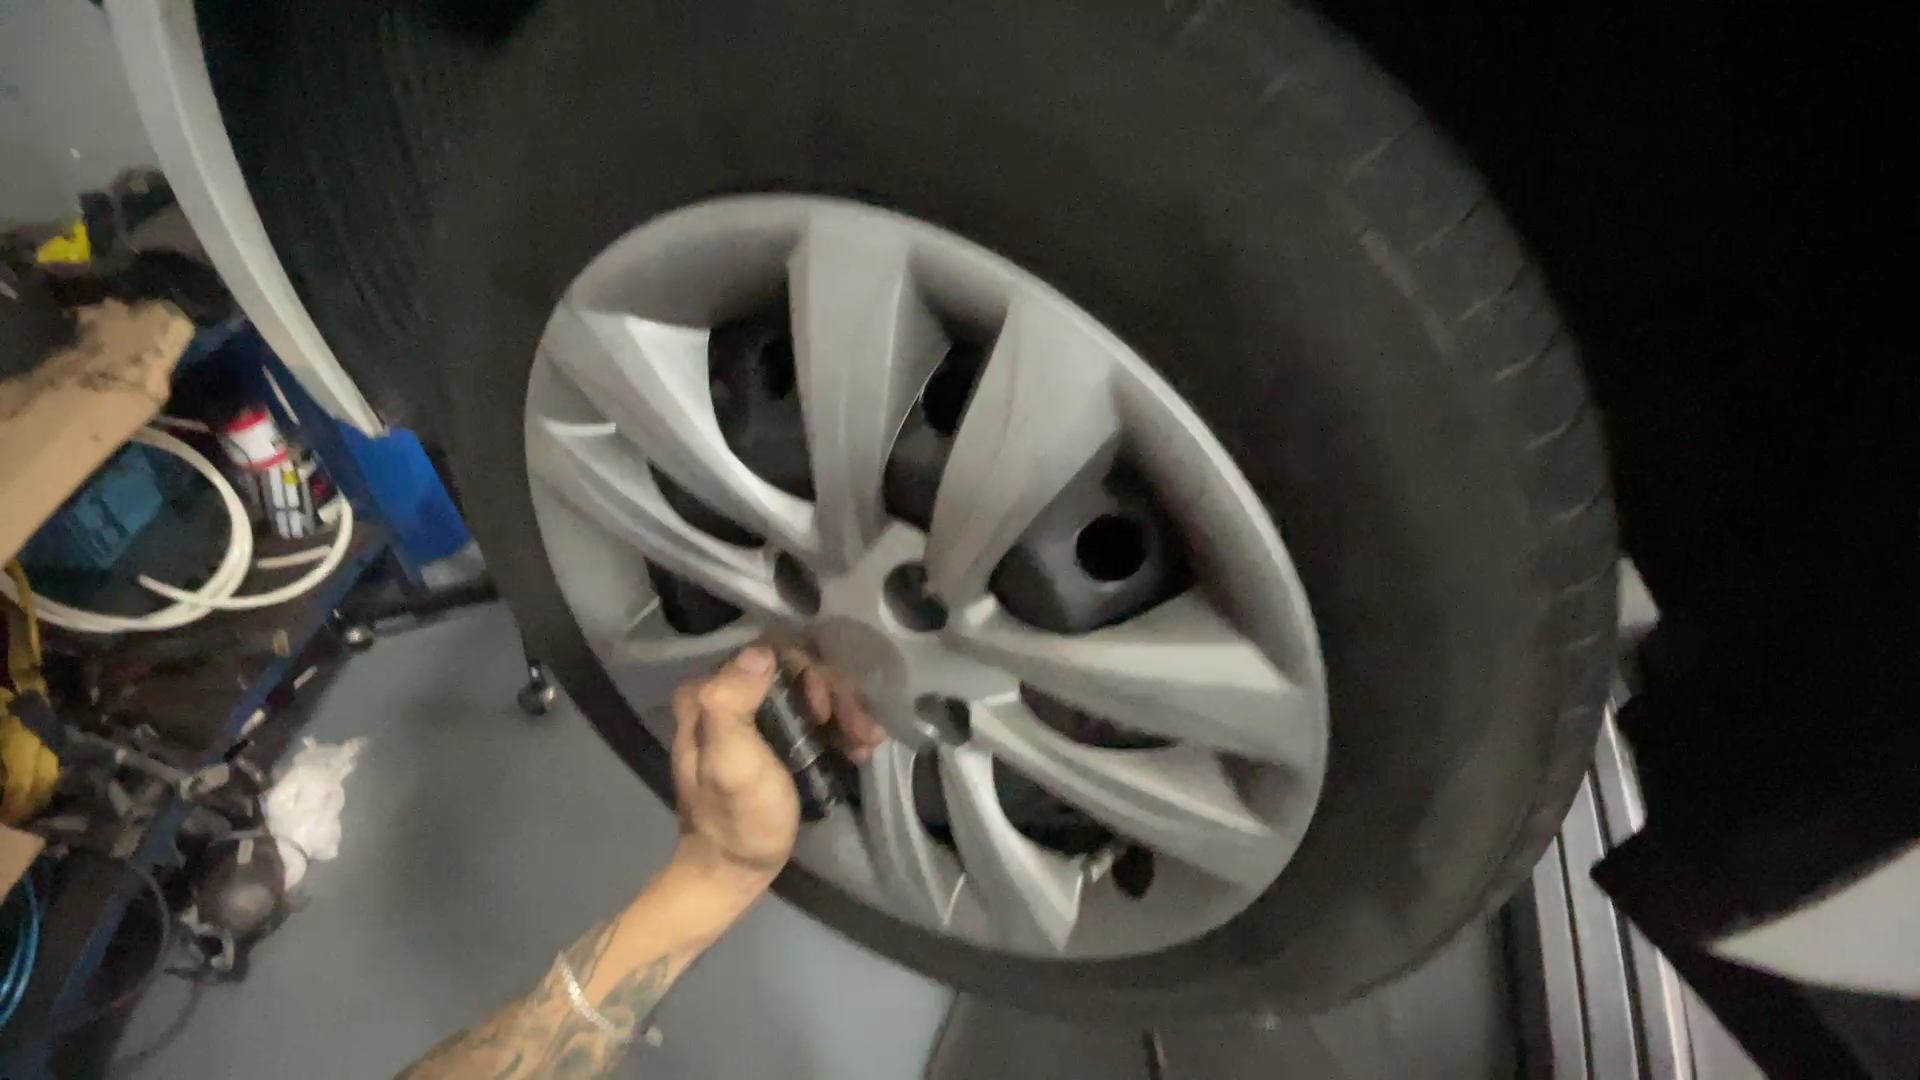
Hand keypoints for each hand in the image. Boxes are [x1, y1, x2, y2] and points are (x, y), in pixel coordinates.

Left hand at [668, 646, 885, 889]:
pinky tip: (859, 747)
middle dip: (834, 698)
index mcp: (707, 694)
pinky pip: (808, 718)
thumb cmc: (737, 818)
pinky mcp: (770, 741)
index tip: (824, 713)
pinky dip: (837, 729)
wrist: (735, 873)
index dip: (807, 676)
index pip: (770, 656)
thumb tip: (761, 652)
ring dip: (844, 714)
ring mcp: (750, 720)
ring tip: (867, 740)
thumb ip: (733, 703)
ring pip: (806, 695)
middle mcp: (726, 697)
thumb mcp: (732, 761)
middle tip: (857, 730)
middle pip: (794, 675)